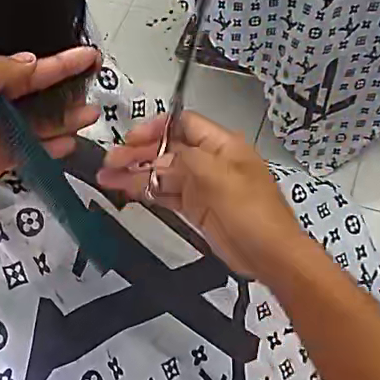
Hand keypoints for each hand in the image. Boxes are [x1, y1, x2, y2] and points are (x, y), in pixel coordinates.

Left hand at [0, 46, 100, 247]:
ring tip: (88, 114)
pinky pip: (25, 150)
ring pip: (29, 124)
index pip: (15, 68)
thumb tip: (24, 60)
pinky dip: (46, 146)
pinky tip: (67, 143)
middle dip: (60, 86)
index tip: (80, 57)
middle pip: (26, 93)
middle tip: (90, 78)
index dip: (52, 62)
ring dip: (59, 119)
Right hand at [96, 110, 312, 277]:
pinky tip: (127, 190)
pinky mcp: (198, 209)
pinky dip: (147, 192)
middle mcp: (212, 163)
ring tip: (108, 177)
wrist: (270, 255)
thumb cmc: (258, 216)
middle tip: (112, 161)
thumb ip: (187, 160)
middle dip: (139, 152)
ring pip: (164, 173)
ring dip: (136, 173)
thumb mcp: (220, 178)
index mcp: (223, 146)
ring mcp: (204, 187)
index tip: (132, 138)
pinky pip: (168, 195)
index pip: (183, 125)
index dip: (156, 129)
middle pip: (168, 149)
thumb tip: (161, 155)